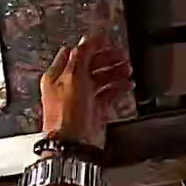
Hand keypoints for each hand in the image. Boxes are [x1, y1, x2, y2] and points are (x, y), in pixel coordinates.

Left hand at [39, 32, 132, 148]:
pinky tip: (127, 84)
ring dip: (114, 72)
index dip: (90, 46)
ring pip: (100, 79)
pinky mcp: (93, 111)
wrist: (72, 145)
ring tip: (127, 68)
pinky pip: (107, 95)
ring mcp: (81, 99)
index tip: (106, 41)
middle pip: (89, 65)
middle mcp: (68, 86)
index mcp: (57, 75)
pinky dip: (118, 88)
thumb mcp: (74, 77)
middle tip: (122, 55)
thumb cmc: (66, 113)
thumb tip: (87, 39)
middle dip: (106, 58)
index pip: (75, 53)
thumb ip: (82, 56)